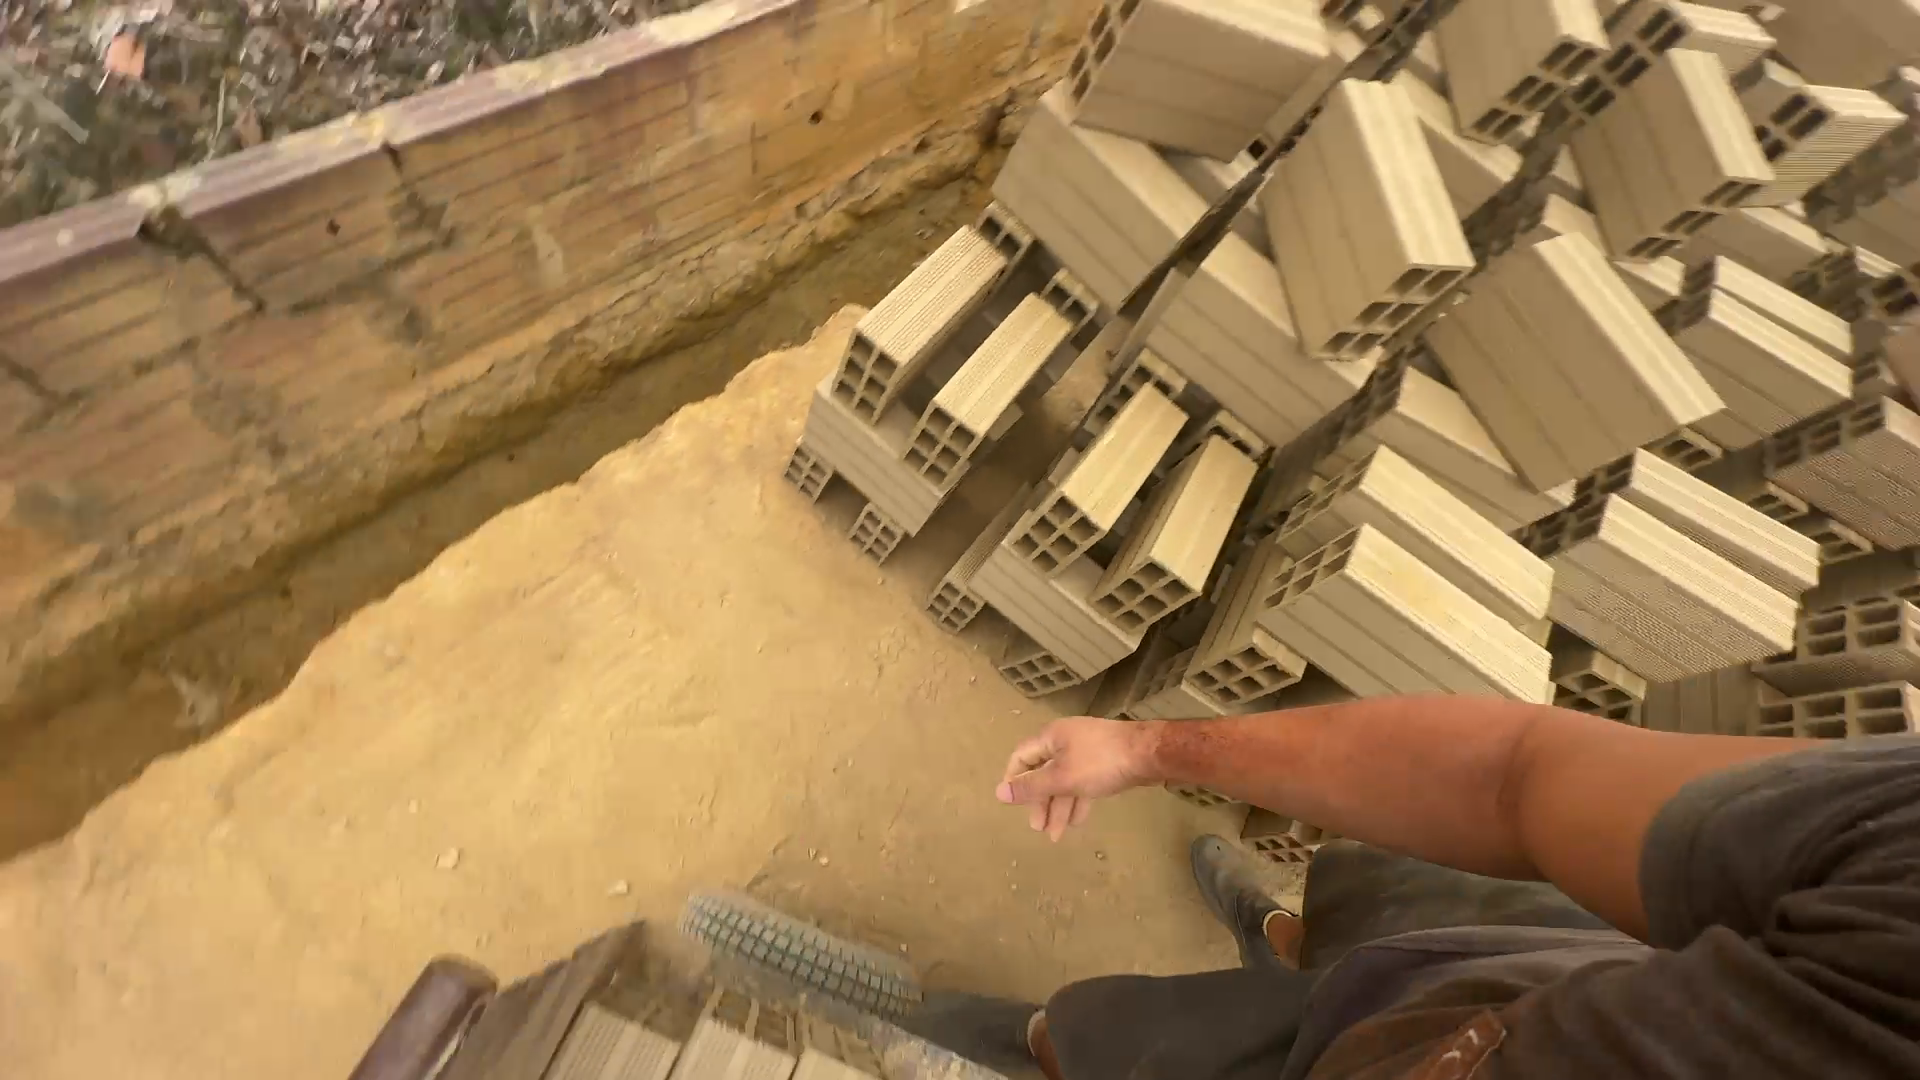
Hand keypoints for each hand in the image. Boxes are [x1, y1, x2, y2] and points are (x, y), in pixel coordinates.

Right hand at [995, 716, 1158, 840]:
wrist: (1147, 754)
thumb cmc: (1099, 763)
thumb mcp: (1061, 778)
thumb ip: (1031, 787)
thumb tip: (999, 792)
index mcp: (1050, 737)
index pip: (1021, 756)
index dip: (1014, 779)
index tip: (1013, 804)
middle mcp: (1065, 742)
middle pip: (1043, 772)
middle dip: (1040, 801)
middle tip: (1038, 828)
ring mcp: (1086, 752)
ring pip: (1064, 781)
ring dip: (1058, 807)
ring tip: (1056, 835)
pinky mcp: (1103, 763)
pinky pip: (1082, 783)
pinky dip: (1076, 801)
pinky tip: (1075, 822)